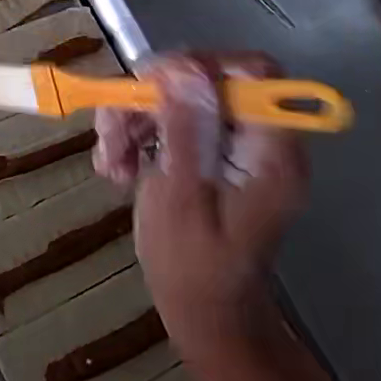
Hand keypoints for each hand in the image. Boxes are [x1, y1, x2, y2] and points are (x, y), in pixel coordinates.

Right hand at [93, 54, 307, 356]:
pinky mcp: (209, 151)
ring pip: (181, 98)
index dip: (203, 64)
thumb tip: (184, 67)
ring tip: (109, 161)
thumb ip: (186, 129)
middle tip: (112, 130)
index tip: (152, 84)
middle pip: (206, 81)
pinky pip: (173, 120)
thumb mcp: (182, 198)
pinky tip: (116, 166)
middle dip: (152, 99)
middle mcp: (258, 139)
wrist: (202, 316)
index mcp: (271, 151)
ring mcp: (233, 144)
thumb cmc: (193, 270)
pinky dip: (139, 135)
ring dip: (136, 119)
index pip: (254, 73)